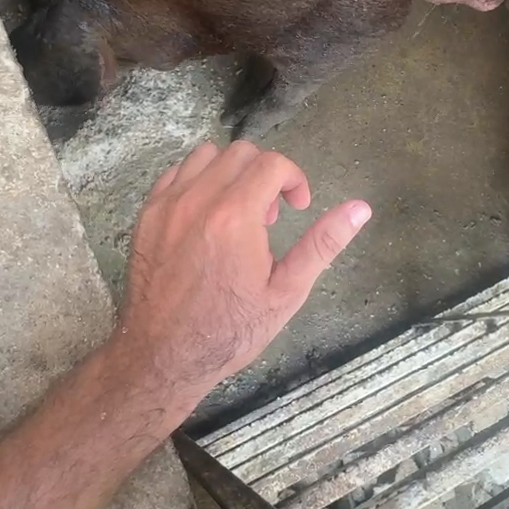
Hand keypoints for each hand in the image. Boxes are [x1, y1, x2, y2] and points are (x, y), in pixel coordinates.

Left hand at [108, 142, 370, 414]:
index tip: (297, 206)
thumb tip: (361, 209)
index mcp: (235, 216)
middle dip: (265, 174)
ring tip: (236, 212)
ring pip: (206, 155)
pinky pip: (177, 173)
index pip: (273, 164)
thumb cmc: (230, 330)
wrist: (164, 355)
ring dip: (230, 173)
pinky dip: (198, 181)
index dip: (295, 179)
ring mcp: (167, 204)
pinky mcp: (147, 214)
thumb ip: (323, 244)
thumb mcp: (286, 291)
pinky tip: (206, 216)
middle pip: (241, 152)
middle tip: (268, 218)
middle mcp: (198, 200)